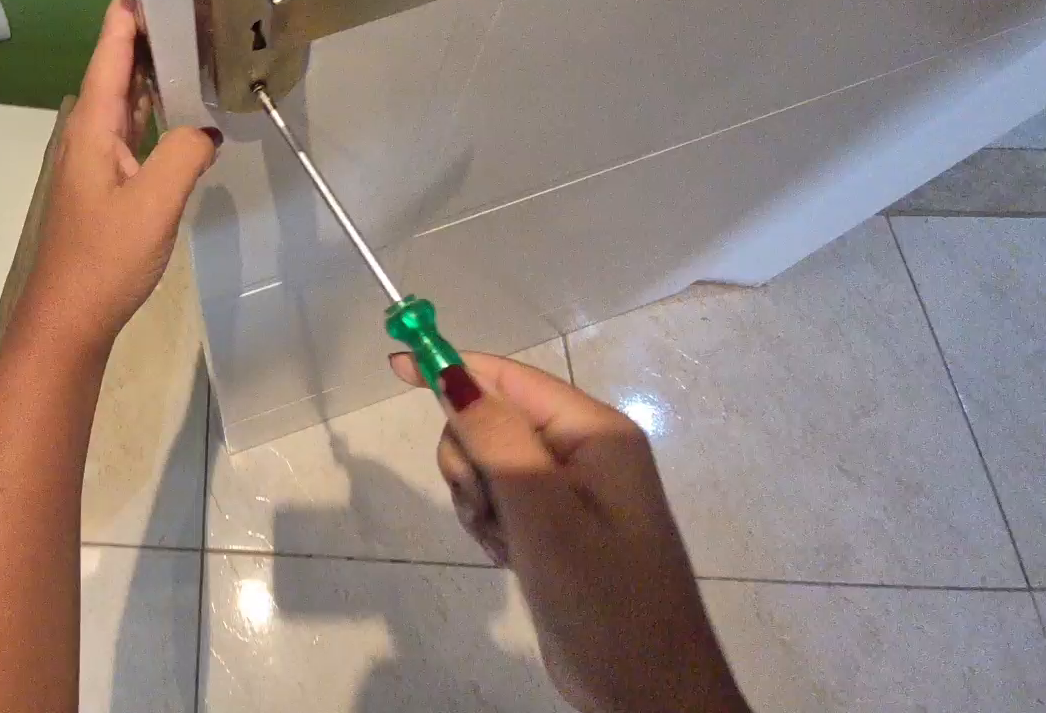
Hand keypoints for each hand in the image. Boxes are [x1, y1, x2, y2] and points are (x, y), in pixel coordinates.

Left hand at [12, 0, 219, 351]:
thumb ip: (183, 156)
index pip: (108, 59)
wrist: (68, 316)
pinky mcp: (105, 186)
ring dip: (149, 76)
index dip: (123, 20)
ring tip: (185, 48)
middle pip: (114, 75)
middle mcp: (88, 138)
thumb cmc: (105, 258)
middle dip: (142, 39)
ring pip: (123, 105)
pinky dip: (153, 114)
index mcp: (93, 130)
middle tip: (183, 10)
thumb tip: (205, 132)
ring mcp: (94, 163)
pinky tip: (176, 113)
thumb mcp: (154, 203)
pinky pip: (131, 134)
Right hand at [390, 351, 748, 712]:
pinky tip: (504, 554)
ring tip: (498, 539)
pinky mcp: (555, 523)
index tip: (396, 366)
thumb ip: (492, 433)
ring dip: (476, 496)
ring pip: (486, 460)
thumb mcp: (539, 507)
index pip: (508, 378)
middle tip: (481, 502)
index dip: (452, 367)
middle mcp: (582, 450)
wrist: (648, 698)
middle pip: (490, 418)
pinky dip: (487, 520)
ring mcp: (569, 489)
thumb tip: (449, 372)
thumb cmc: (600, 596)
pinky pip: (497, 496)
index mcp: (592, 432)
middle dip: (469, 458)